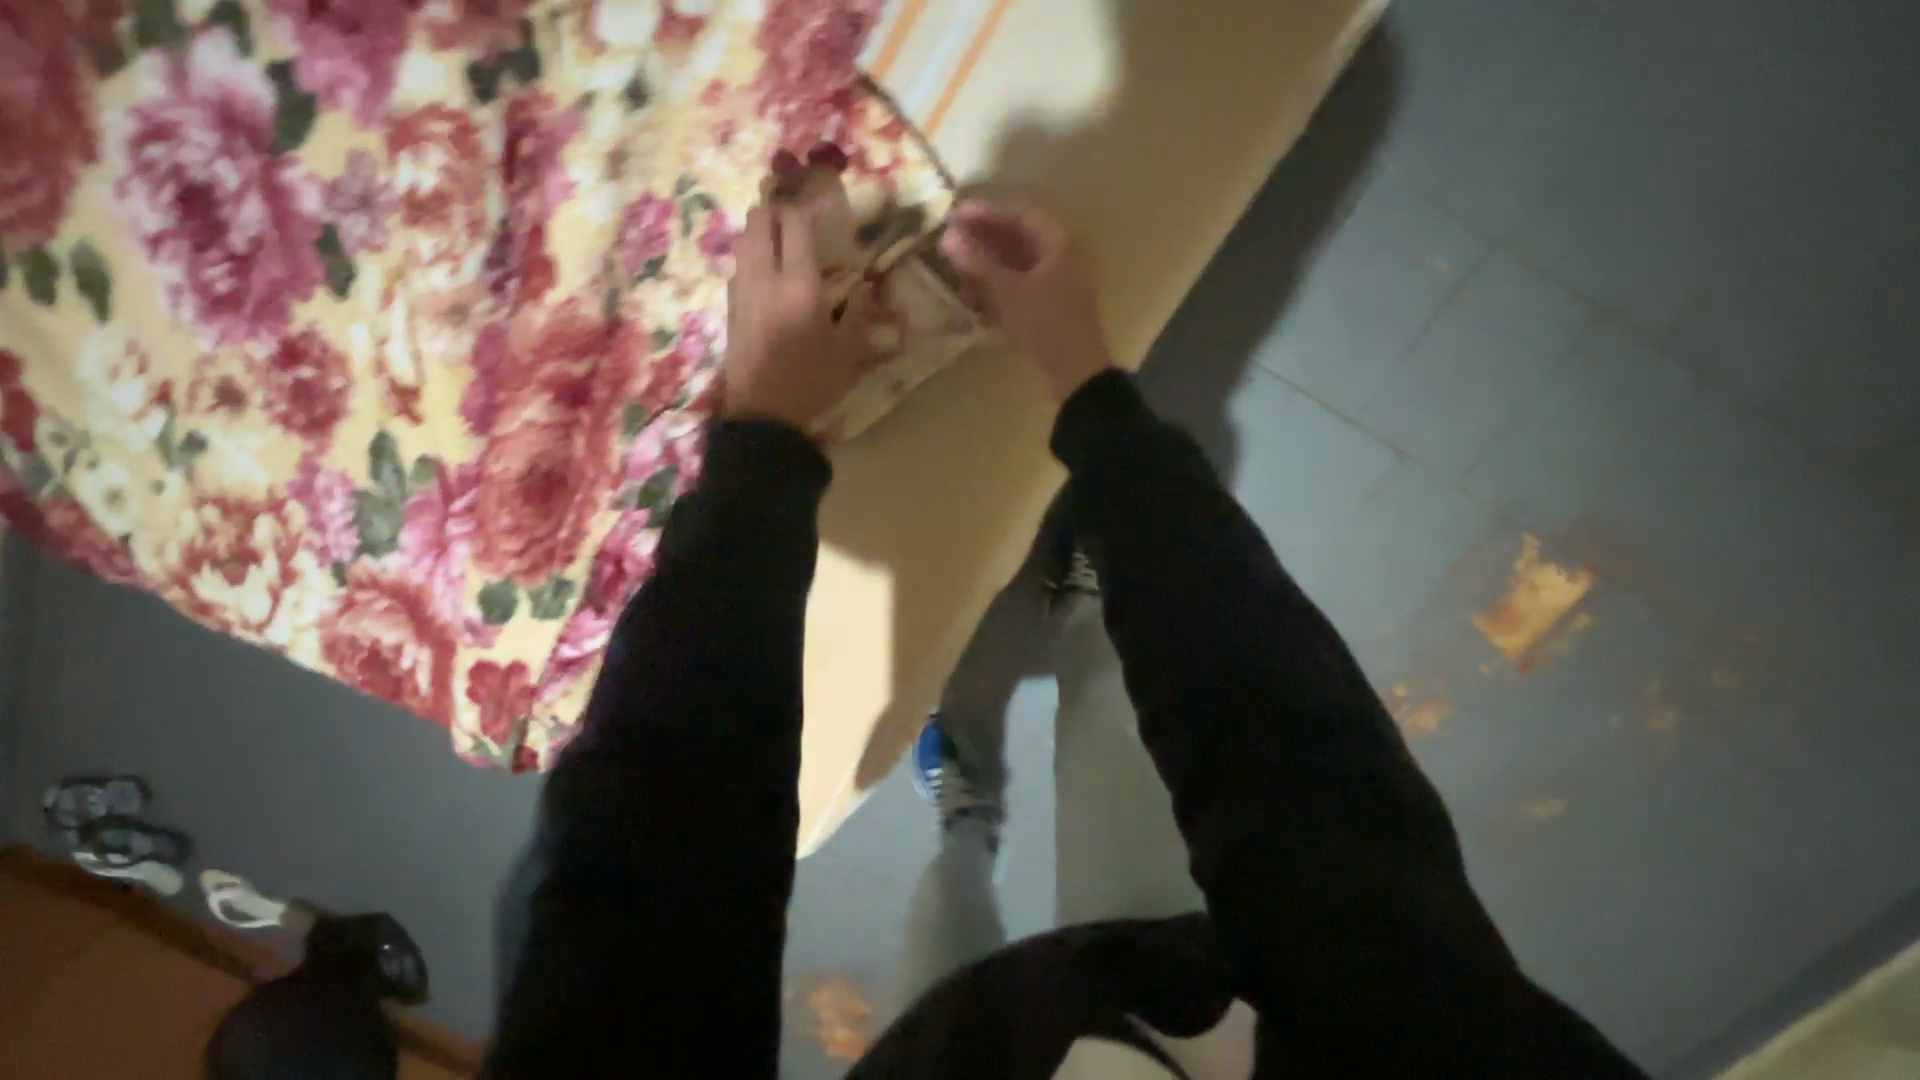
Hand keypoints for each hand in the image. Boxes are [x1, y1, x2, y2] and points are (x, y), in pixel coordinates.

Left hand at [723, 200, 876, 431]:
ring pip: (743, 239)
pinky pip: (738, 265)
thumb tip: (866, 286)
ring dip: (760, 229)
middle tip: (797, 214)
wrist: (763, 415)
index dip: (807, 205)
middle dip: (777, 208)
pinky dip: (750, 255)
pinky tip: (765, 270)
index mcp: (799, 283)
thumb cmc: (812, 382)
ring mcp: (742, 290)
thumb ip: (858, 313)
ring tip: (779, 236)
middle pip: (759, 220)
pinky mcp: (730, 307)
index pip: (795, 223)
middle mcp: (765, 277)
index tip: (821, 200)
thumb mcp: (848, 352)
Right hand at [940, 197, 1113, 402]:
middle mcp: (1059, 258)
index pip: (1020, 214)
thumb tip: (946, 237)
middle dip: (983, 239)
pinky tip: (971, 294)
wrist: (1075, 375)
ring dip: (986, 264)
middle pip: (1017, 239)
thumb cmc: (1046, 324)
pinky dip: (995, 287)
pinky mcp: (1046, 309)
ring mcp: (1054, 285)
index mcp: (1058, 245)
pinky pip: (1018, 288)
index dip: (986, 211)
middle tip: (949, 240)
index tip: (954, 214)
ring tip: (954, 267)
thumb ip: (978, 263)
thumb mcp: (1010, 291)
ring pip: (1015, 265)